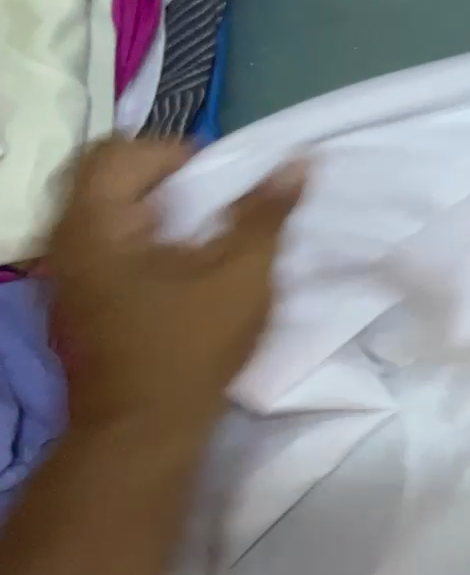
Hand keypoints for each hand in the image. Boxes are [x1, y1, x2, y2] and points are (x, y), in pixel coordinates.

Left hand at [41, 140, 305, 435]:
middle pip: (114, 179)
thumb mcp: (244, 270)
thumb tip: (297, 161)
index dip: (177, 153)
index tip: (225, 182)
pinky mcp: (84, 293)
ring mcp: (69, 271)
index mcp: (95, 228)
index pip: (118, 153)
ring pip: (116, 211)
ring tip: (217, 235)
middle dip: (179, 181)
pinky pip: (116, 240)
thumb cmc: (193, 341)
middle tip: (228, 205)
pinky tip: (194, 265)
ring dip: (170, 210)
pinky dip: (157, 236)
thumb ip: (265, 212)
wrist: (143, 422)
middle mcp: (67, 241)